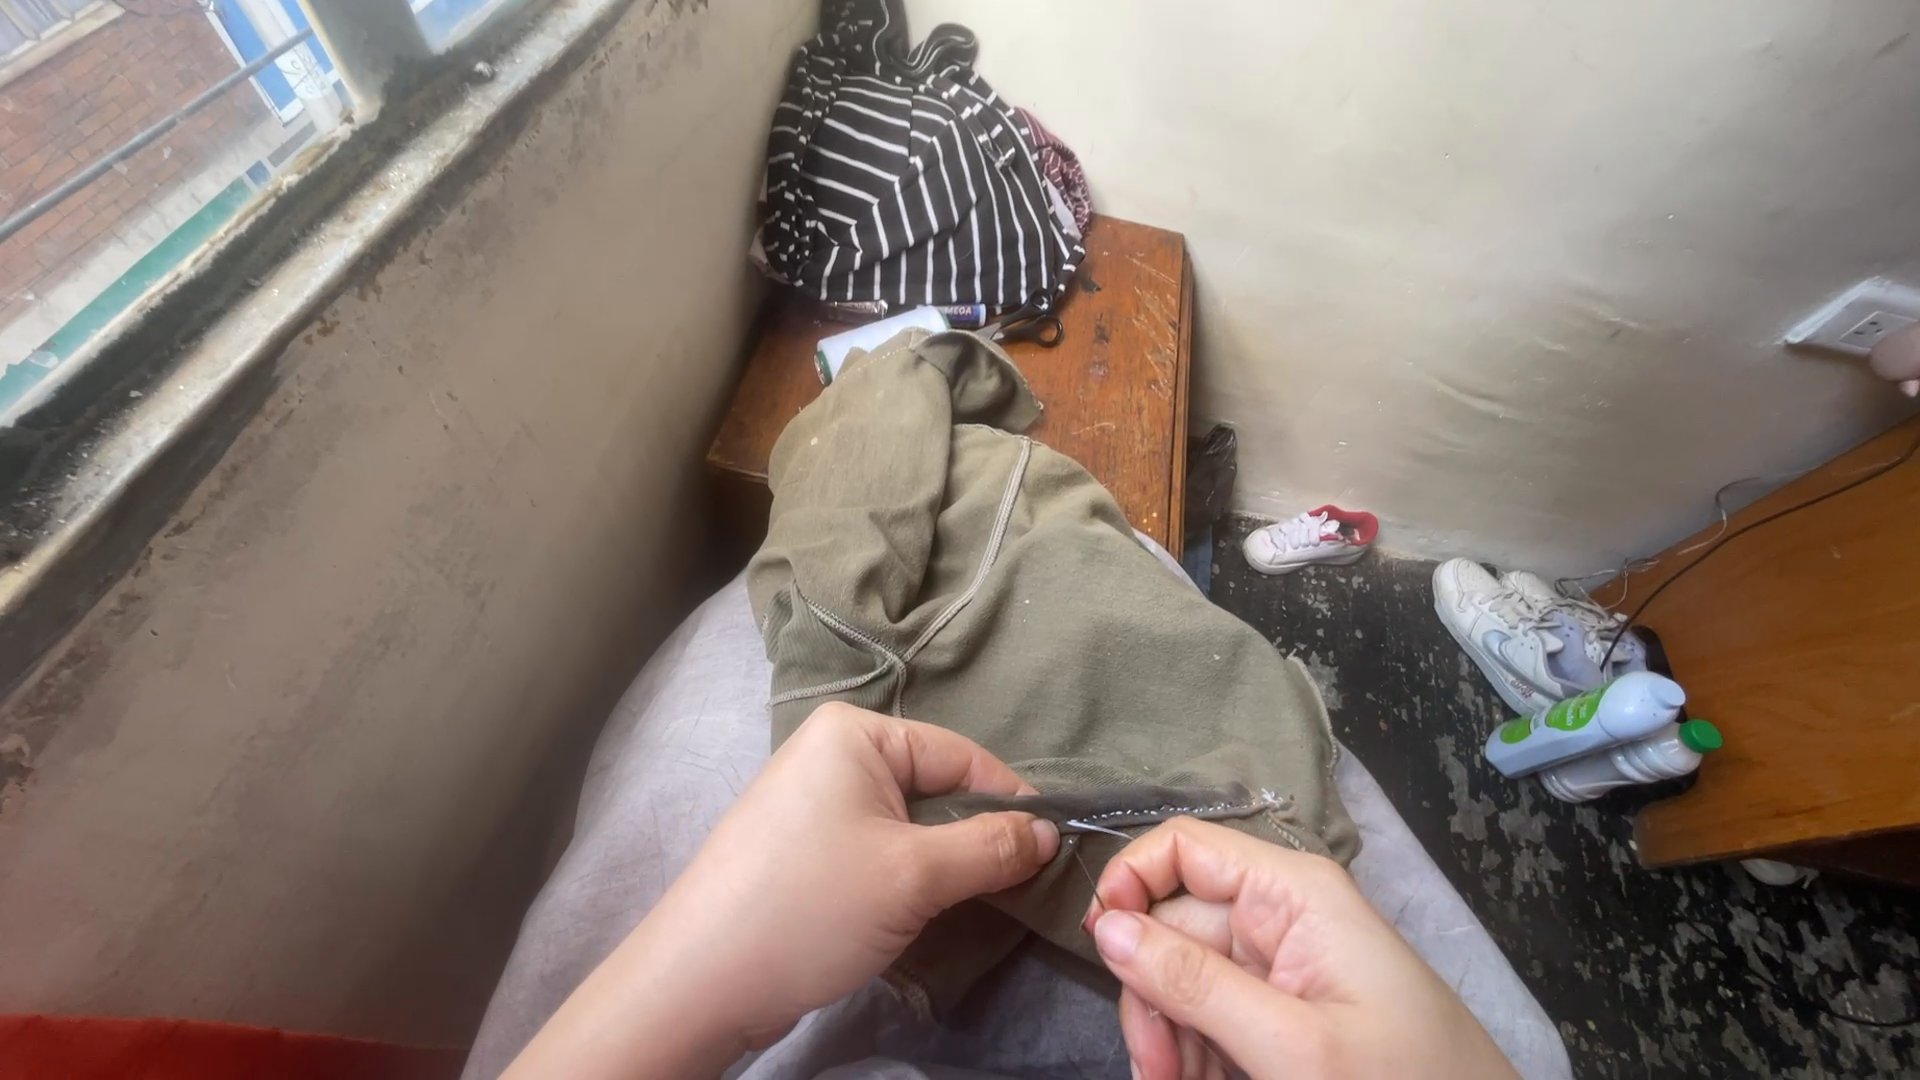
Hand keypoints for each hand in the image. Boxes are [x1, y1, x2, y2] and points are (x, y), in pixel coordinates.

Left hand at [504, 703, 1059, 1079]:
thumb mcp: (915, 874)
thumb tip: (1050, 831)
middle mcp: (832, 750)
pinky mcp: (803, 841)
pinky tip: (919, 906)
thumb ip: (991, 847)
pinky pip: (875, 843)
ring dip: (941, 859)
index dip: (1009, 798)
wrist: (699, 982)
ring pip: (906, 820)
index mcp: (856, 731)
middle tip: (1016, 880)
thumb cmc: (813, 904)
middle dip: (973, 834)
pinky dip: (906, 872)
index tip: (1051, 843)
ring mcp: (814, 796)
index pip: (957, 754)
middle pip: (932, 786)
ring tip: (971, 898)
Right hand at [1083, 817, 1516, 1079]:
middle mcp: (1277, 914)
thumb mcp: (1293, 1048)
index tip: (1103, 946)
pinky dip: (1193, 1055)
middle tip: (1155, 1071)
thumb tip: (1104, 925)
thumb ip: (1193, 982)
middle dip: (1153, 995)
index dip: (1132, 879)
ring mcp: (1278, 966)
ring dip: (1168, 1036)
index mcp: (1288, 890)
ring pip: (1183, 977)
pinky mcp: (1282, 1014)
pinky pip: (1211, 1016)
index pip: (1183, 846)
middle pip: (1174, 924)